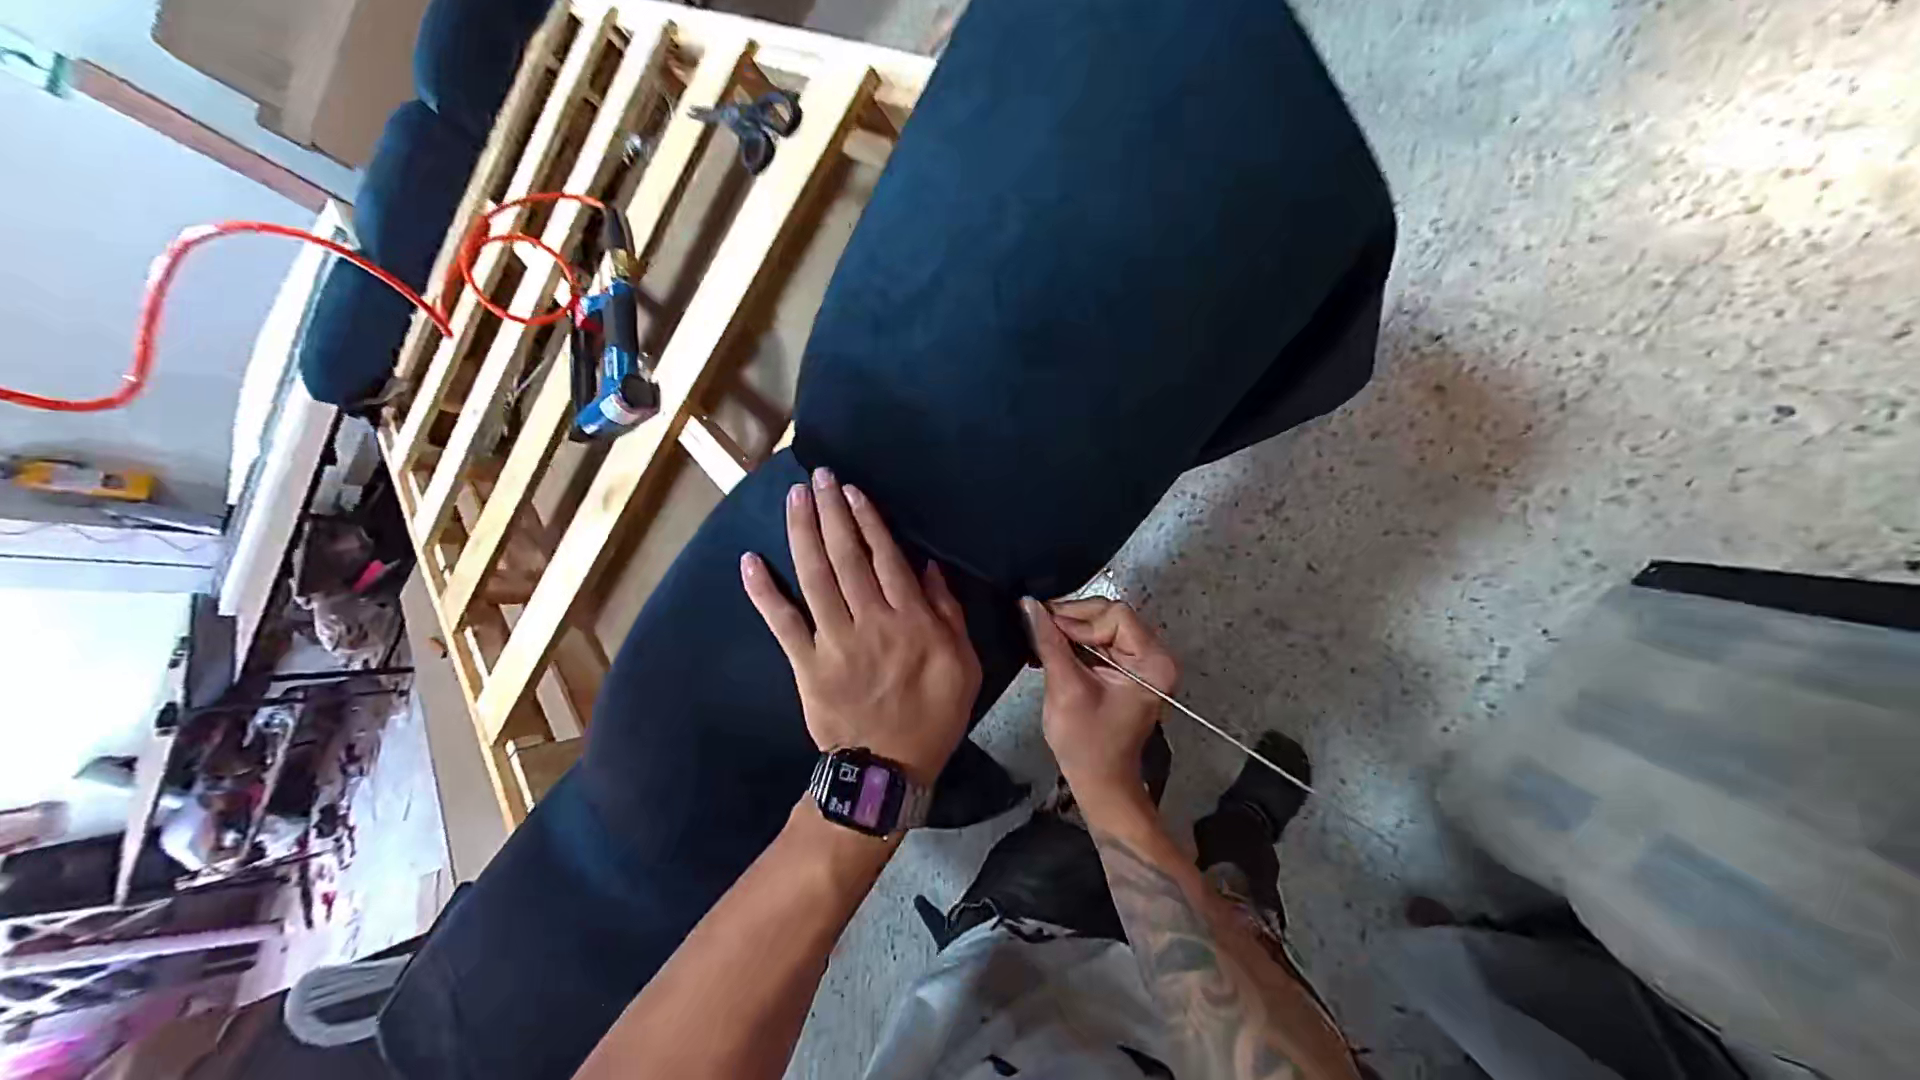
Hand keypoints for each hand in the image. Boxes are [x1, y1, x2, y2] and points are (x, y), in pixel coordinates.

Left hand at [742, 468, 980, 786]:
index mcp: (912, 621)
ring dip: (802, 534)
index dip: (867, 521)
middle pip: (847, 557)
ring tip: (794, 499)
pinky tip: (749, 561)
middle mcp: (871, 622)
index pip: (886, 558)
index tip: (851, 491)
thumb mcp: (964, 664)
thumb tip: (926, 568)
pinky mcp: (805, 663)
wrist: (888, 768)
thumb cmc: (933, 714)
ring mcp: (833, 642)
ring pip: (815, 578)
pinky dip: (763, 592)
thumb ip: (947, 613)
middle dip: (832, 512)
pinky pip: (781, 623)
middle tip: (818, 477)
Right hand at [1023, 596, 1179, 808]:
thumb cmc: (1088, 744)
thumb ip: (1049, 642)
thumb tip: (1029, 606)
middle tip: (1039, 626)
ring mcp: (1139, 661)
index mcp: (1153, 663)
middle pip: (1109, 614)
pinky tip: (1051, 646)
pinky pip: (1097, 639)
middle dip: (1072, 620)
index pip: (1116, 615)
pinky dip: (1073, 640)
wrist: (1099, 780)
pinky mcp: (1123, 667)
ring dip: (1068, 629)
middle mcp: (1153, 656)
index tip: (1048, 628)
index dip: (1079, 618)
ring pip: (1099, 624)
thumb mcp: (1066, 688)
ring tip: (1040, 637)